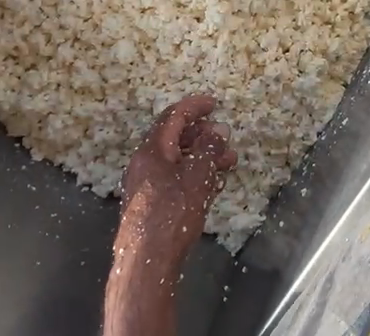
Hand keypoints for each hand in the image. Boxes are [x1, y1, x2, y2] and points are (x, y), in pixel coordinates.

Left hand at [114, 96, 235, 264]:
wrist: (145, 264)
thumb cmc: (172, 214)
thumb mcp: (198, 176)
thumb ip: (209, 148)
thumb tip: (217, 129)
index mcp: (151, 151)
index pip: (173, 117)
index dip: (194, 106)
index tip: (214, 104)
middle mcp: (143, 164)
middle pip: (174, 137)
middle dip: (203, 135)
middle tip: (225, 138)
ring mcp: (144, 185)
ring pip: (176, 159)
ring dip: (202, 156)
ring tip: (227, 163)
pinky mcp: (148, 204)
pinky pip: (173, 177)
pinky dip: (192, 173)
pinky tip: (211, 184)